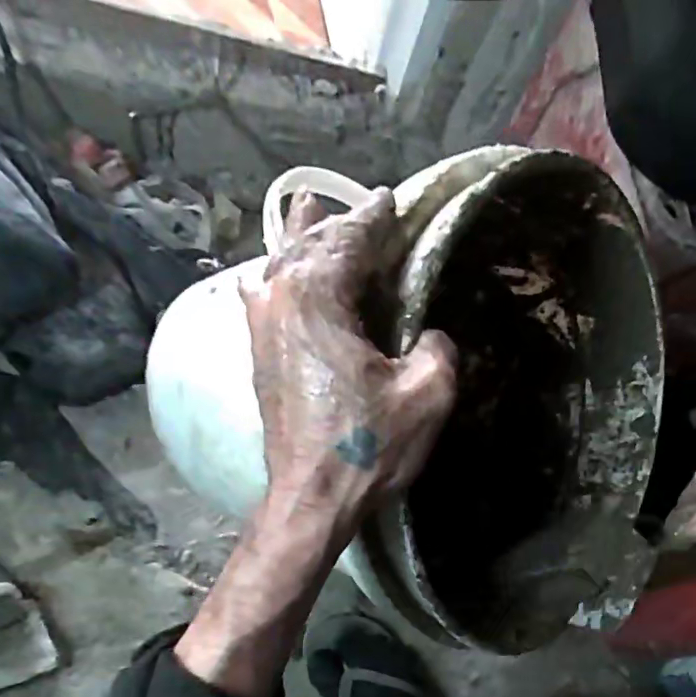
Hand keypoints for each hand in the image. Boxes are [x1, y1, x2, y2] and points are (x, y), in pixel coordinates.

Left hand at [175, 191, 456, 696]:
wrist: (311, 497)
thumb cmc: (368, 445)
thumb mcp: (428, 394)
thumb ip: (437, 346)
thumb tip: (428, 334)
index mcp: (318, 294)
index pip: (353, 237)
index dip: (378, 216)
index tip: (395, 199)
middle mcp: (280, 297)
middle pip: (310, 241)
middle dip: (339, 223)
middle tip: (366, 212)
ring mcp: (261, 326)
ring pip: (281, 264)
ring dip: (303, 241)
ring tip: (313, 215)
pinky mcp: (258, 354)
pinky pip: (268, 295)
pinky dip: (282, 277)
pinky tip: (280, 274)